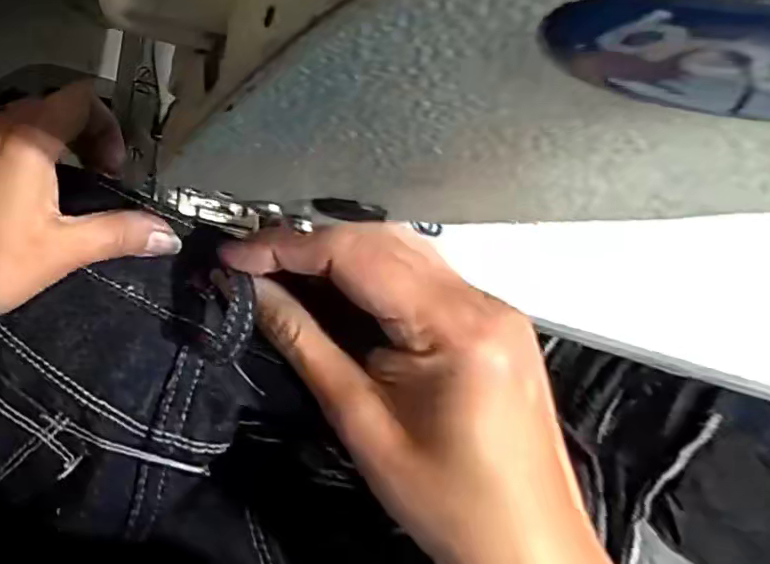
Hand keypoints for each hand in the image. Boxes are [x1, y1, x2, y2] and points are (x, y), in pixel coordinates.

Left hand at [0, 80, 182, 340]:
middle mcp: (2, 124)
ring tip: (77, 181)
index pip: (82, 97)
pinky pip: (10, 133)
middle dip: (89, 131)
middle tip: (104, 174)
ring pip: (32, 117)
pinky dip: (35, 147)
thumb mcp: (63, 249)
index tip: (114, 169)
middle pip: (58, 103)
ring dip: (62, 138)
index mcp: (29, 135)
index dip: (109, 124)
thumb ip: (118, 233)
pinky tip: (39, 189)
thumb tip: (170, 235)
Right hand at [220, 224, 607, 563]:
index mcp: (456, 327)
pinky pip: (415, 269)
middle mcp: (481, 303)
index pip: (353, 253)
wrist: (533, 557)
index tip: (236, 256)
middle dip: (305, 243)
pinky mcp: (486, 319)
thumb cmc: (454, 506)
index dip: (284, 247)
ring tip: (282, 268)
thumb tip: (252, 289)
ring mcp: (489, 308)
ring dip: (333, 249)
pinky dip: (365, 266)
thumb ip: (302, 341)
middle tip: (252, 261)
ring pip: (394, 245)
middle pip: (374, 238)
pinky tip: (334, 284)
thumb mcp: (361, 422)